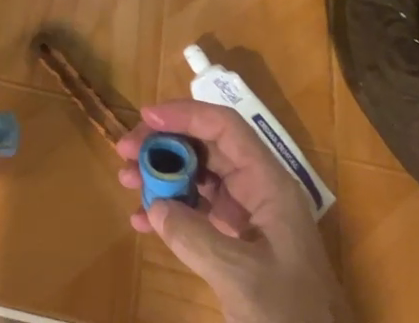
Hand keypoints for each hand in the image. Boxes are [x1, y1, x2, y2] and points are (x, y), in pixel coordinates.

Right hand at [118, 101, 349, 322]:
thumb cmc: (292, 316)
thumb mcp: (242, 278)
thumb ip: (195, 237)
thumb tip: (154, 205)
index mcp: (270, 184)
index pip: (226, 128)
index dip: (186, 115)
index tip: (145, 118)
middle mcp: (259, 190)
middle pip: (208, 146)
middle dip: (165, 144)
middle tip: (125, 151)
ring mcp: (249, 215)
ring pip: (200, 175)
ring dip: (163, 174)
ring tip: (126, 180)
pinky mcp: (239, 242)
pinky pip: (199, 211)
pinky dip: (171, 210)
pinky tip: (141, 220)